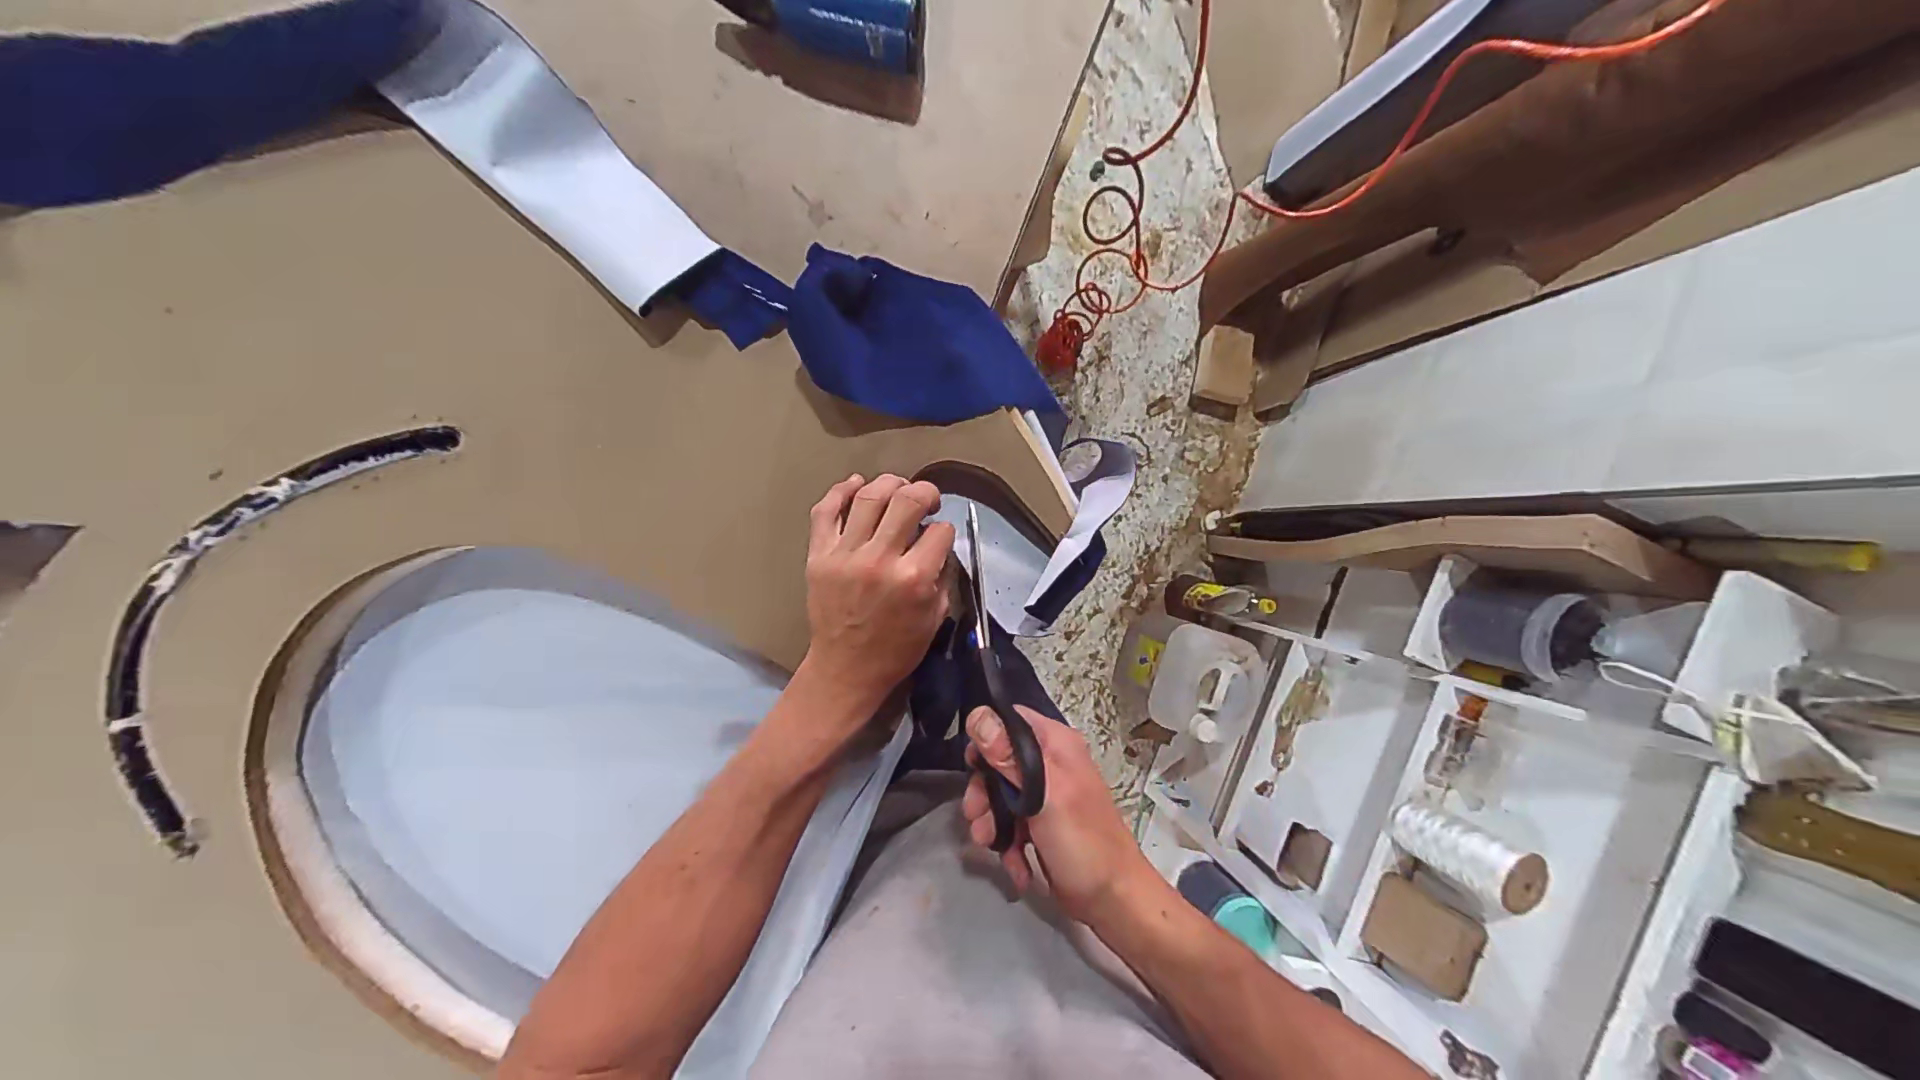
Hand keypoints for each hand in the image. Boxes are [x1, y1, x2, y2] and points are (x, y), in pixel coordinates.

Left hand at [797, 474, 953, 716]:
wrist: (845, 669)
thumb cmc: (895, 649)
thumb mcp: (936, 616)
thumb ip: (942, 575)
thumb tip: (939, 542)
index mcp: (913, 578)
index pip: (940, 530)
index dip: (945, 530)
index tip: (939, 537)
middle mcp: (879, 560)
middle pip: (907, 499)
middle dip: (925, 492)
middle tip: (927, 500)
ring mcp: (845, 555)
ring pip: (869, 496)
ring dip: (890, 483)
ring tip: (898, 488)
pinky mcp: (819, 556)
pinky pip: (825, 511)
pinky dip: (841, 490)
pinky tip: (856, 483)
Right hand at [963, 705, 1153, 925]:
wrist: (1112, 901)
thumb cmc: (1083, 842)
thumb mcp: (1044, 794)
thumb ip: (1010, 757)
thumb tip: (979, 715)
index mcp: (1056, 744)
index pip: (1011, 720)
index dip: (985, 738)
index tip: (973, 766)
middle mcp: (1051, 762)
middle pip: (998, 760)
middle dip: (984, 791)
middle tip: (975, 815)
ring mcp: (1047, 795)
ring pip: (1000, 794)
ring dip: (991, 821)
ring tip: (989, 844)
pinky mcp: (1042, 823)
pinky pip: (1012, 822)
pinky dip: (1008, 842)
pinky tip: (1016, 864)